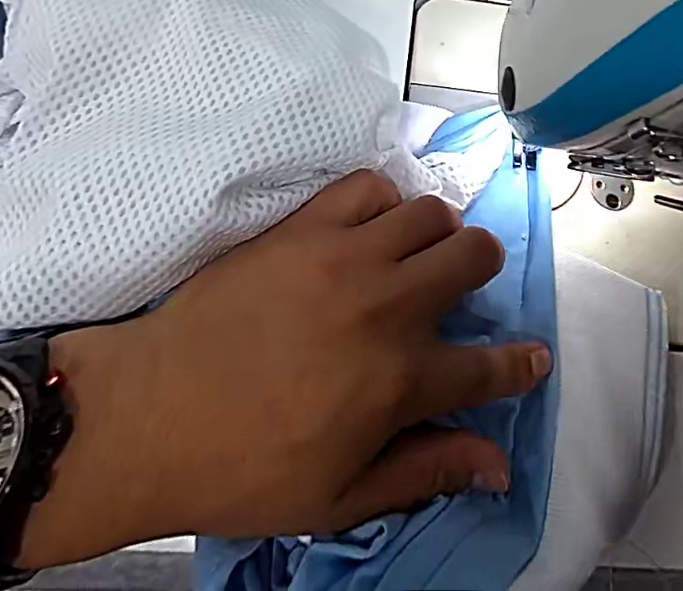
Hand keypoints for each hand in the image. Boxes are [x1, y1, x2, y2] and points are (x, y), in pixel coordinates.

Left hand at [17, 171, 551, 566]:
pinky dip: (381, 200)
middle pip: (472, 256)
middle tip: (464, 281)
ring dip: (435, 231)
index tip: (534, 355)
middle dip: (483, 267)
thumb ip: (425, 472)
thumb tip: (498, 465)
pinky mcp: (304, 228)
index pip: (488, 366)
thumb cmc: (243, 467)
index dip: (522, 363)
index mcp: (399, 380)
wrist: (148, 413)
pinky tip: (369, 225)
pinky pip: (366, 185)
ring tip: (415, 251)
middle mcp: (386, 307)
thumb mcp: (338, 498)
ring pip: (428, 212)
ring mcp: (344, 257)